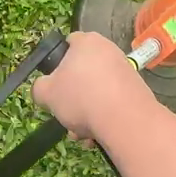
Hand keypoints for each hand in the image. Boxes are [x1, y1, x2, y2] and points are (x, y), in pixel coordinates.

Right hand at [31, 31, 160, 143]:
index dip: (57, 63)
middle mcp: (108, 50)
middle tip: (67, 115)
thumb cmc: (80, 97)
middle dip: (73, 98)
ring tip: (81, 133)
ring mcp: (124, 69)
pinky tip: (96, 135)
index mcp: (87, 41)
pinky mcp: (136, 89)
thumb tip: (44, 89)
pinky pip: (112, 102)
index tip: (55, 84)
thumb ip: (39, 87)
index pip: (68, 43)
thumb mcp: (46, 93)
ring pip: (97, 91)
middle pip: (83, 73)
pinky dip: (103, 117)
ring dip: (86, 113)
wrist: (124, 118)